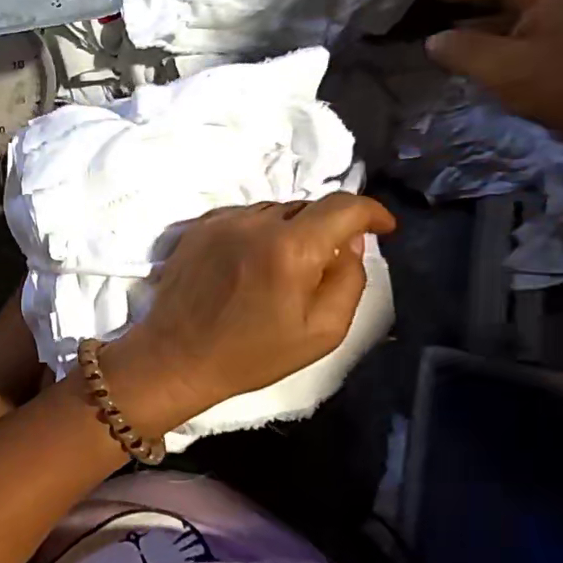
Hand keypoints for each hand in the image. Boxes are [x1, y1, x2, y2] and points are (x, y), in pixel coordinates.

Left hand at [107, 193, 396, 417]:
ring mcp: (224, 221)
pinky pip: (245, 216)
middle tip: (326, 265)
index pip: (343, 206)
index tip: (385, 227)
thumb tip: (352, 243)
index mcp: (291, 248)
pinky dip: (260, 232)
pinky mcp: (200, 226)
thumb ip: (349, 279)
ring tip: (284, 269)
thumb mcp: (321, 331)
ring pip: (276, 210)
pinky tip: (253, 264)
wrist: (177, 355)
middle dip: (328, 229)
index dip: (372, 212)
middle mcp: (256, 222)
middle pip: (309, 207)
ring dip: (292, 230)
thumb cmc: (252, 354)